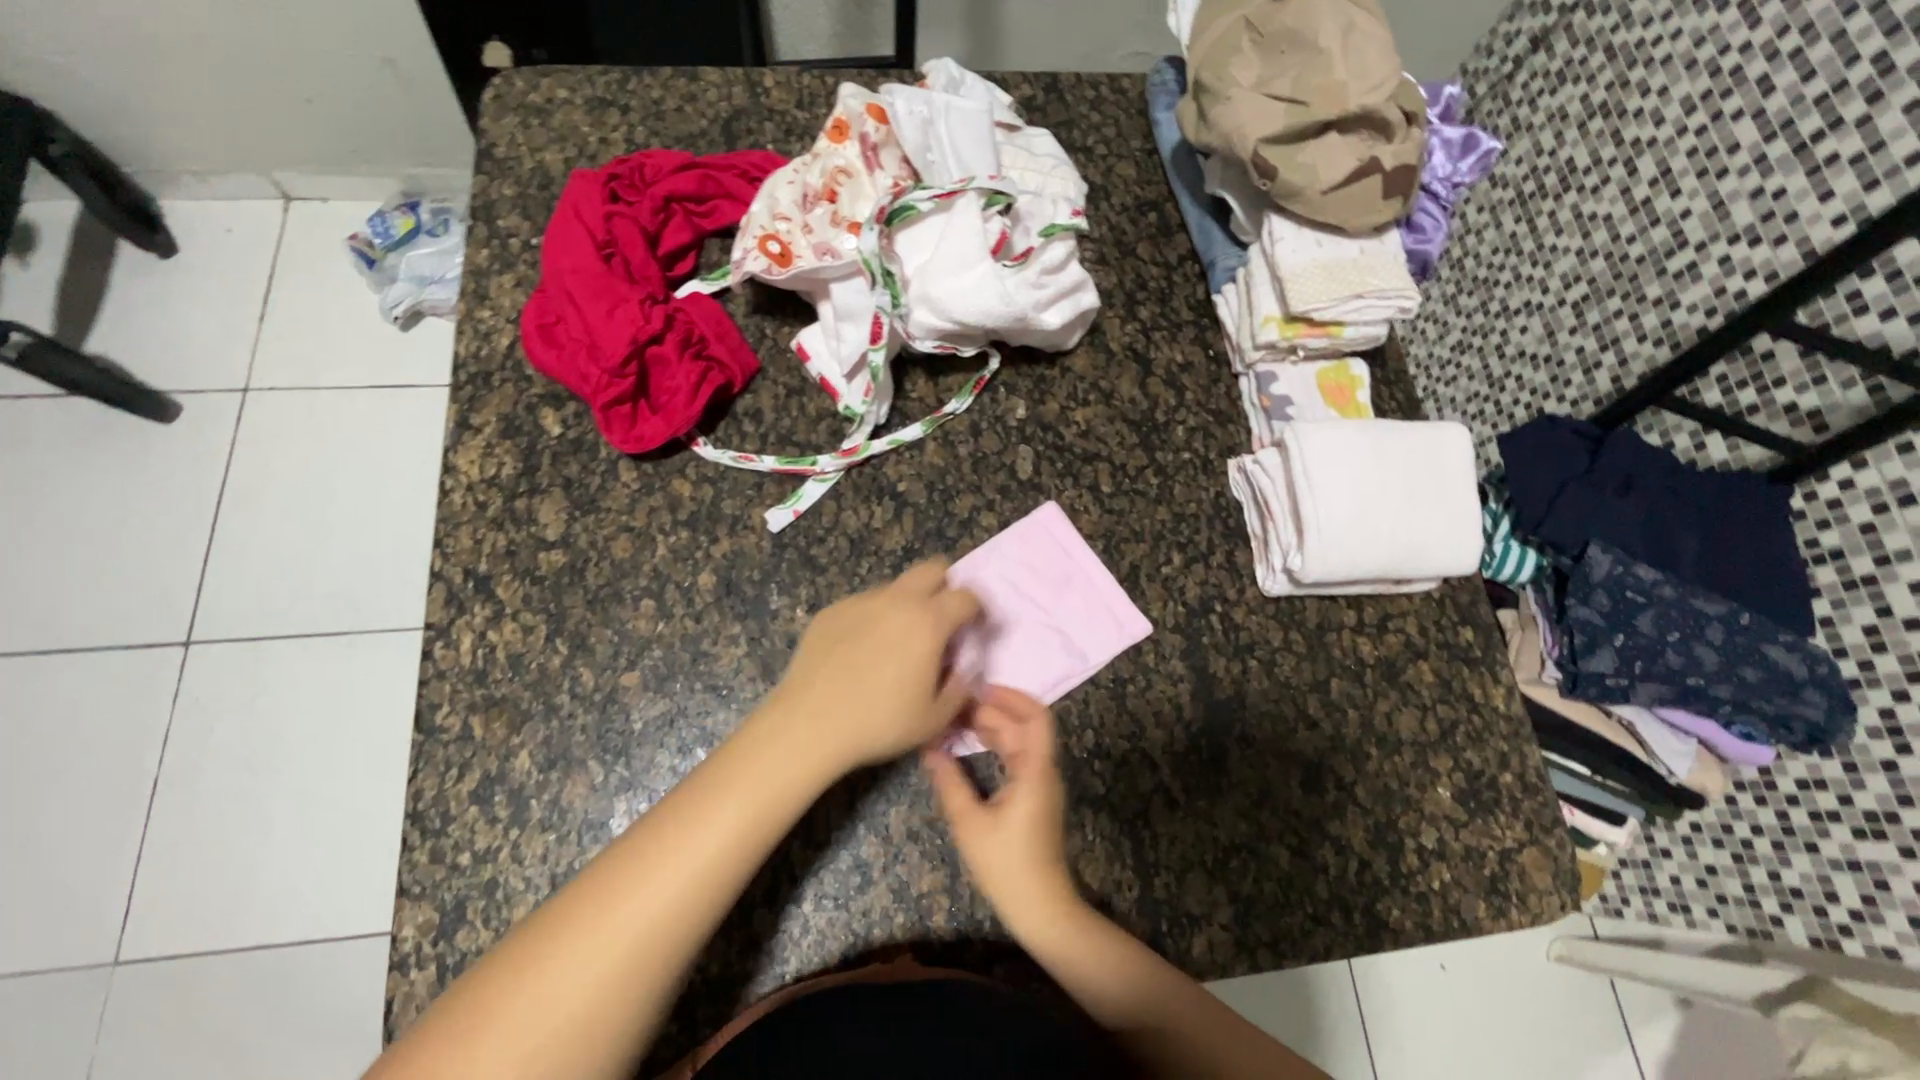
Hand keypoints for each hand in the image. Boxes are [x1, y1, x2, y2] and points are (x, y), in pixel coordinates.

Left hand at [765, 558, 981, 771]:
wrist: (810, 724)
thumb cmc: (880, 723)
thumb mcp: (936, 718)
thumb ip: (961, 686)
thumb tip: (966, 666)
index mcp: (929, 621)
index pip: (967, 596)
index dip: (978, 610)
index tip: (975, 629)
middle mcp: (897, 600)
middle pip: (932, 569)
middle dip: (944, 587)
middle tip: (941, 622)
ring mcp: (860, 601)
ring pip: (895, 588)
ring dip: (906, 605)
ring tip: (896, 644)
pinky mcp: (831, 611)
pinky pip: (864, 605)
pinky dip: (873, 619)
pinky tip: (861, 653)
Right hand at [924, 687, 1081, 938]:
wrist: (1041, 907)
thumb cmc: (1006, 866)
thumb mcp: (970, 823)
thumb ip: (949, 782)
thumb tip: (929, 749)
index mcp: (1035, 770)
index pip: (1035, 716)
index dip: (1010, 696)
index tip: (977, 688)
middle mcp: (1044, 771)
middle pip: (1024, 726)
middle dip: (992, 710)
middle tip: (953, 705)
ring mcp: (1042, 785)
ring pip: (1021, 742)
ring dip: (994, 728)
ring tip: (957, 720)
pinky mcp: (1035, 798)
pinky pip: (1019, 759)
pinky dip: (997, 746)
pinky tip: (972, 746)